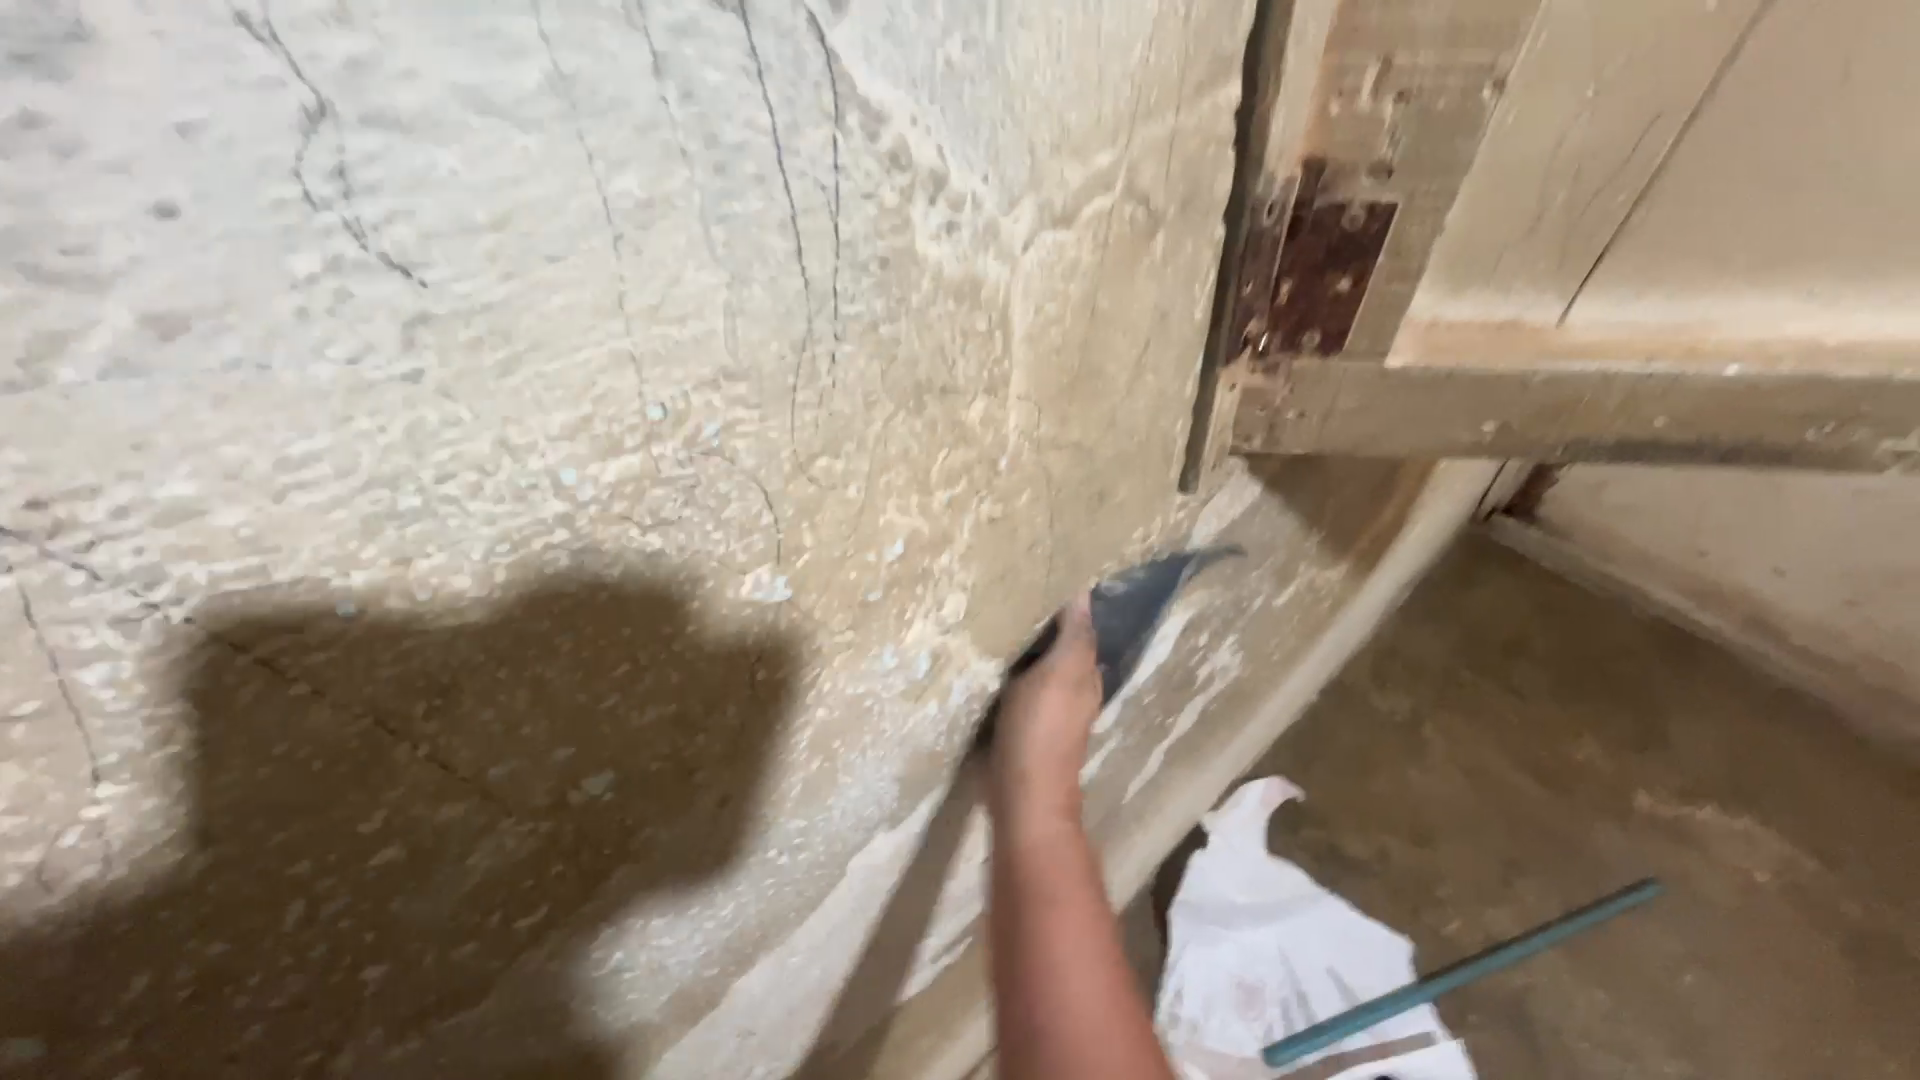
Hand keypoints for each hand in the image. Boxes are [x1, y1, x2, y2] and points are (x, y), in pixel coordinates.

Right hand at [990, 592, 1102, 829]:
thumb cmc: (1041, 730)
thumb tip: (1084, 591)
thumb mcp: (1060, 674)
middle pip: (1056, 642)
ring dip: (1021, 644)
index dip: (1062, 599)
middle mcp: (1072, 686)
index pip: (1077, 623)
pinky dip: (1008, 668)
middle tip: (1008, 586)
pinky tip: (987, 658)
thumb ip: (1073, 634)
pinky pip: (1017, 684)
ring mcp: (1047, 706)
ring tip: (994, 614)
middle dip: (1038, 619)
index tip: (1036, 570)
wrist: (1023, 796)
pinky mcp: (1022, 722)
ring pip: (1035, 663)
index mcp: (1084, 670)